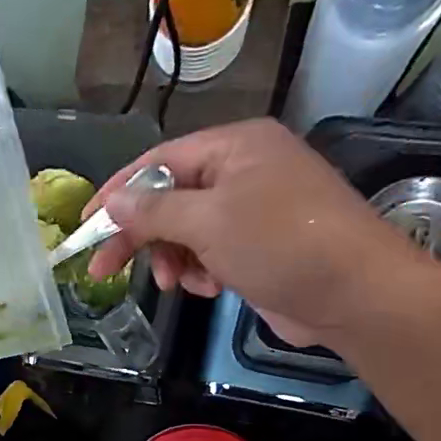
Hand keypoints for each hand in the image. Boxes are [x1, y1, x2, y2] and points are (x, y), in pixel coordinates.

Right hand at [84, 118, 440, 346]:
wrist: (354, 293)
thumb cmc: (280, 243)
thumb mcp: (210, 221)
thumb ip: (156, 211)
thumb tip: (114, 202)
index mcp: (233, 147)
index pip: (159, 162)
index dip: (119, 193)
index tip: (86, 224)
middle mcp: (243, 171)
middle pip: (172, 199)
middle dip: (143, 237)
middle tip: (106, 271)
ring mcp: (254, 211)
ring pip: (190, 232)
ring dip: (175, 259)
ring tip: (177, 283)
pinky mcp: (261, 248)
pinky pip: (213, 253)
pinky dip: (202, 271)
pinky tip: (209, 288)